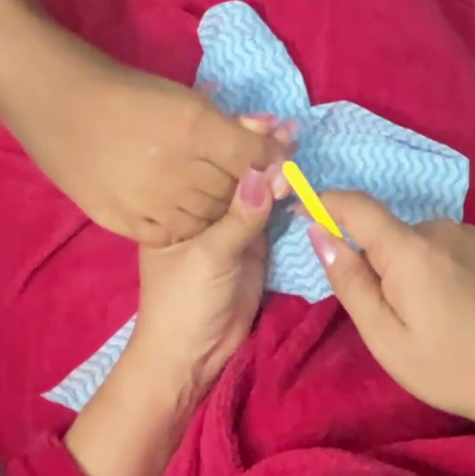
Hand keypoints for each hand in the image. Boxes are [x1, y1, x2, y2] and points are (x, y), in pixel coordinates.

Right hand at [0, 0, 284, 247]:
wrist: (53, 101)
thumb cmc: (123, 89)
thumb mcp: (184, 99)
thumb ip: (228, 120)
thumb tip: (272, 130)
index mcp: (195, 128)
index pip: (255, 155)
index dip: (275, 159)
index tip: (281, 157)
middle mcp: (178, 167)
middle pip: (237, 190)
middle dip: (251, 183)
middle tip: (250, 175)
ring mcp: (149, 199)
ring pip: (209, 218)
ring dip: (222, 209)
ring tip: (215, 193)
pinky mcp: (124, 221)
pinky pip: (173, 233)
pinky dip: (187, 226)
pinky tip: (184, 210)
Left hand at [128, 139, 286, 392]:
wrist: (193, 353)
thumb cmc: (183, 301)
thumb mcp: (209, 256)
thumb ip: (238, 217)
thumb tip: (264, 173)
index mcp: (177, 205)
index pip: (206, 163)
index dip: (232, 140)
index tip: (259, 121)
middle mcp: (202, 208)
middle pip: (234, 170)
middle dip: (258, 148)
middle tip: (286, 126)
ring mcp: (229, 225)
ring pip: (255, 188)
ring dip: (275, 166)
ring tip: (295, 137)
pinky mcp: (253, 243)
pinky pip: (270, 212)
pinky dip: (284, 193)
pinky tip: (297, 173)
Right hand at [308, 192, 474, 437]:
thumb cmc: (448, 367)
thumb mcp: (384, 336)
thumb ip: (349, 280)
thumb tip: (319, 232)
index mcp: (409, 250)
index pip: (355, 205)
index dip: (324, 203)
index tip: (303, 213)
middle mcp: (439, 227)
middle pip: (386, 231)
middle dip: (374, 260)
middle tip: (388, 312)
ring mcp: (468, 232)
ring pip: (414, 240)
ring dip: (406, 265)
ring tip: (425, 312)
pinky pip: (441, 245)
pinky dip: (433, 265)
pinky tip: (451, 302)